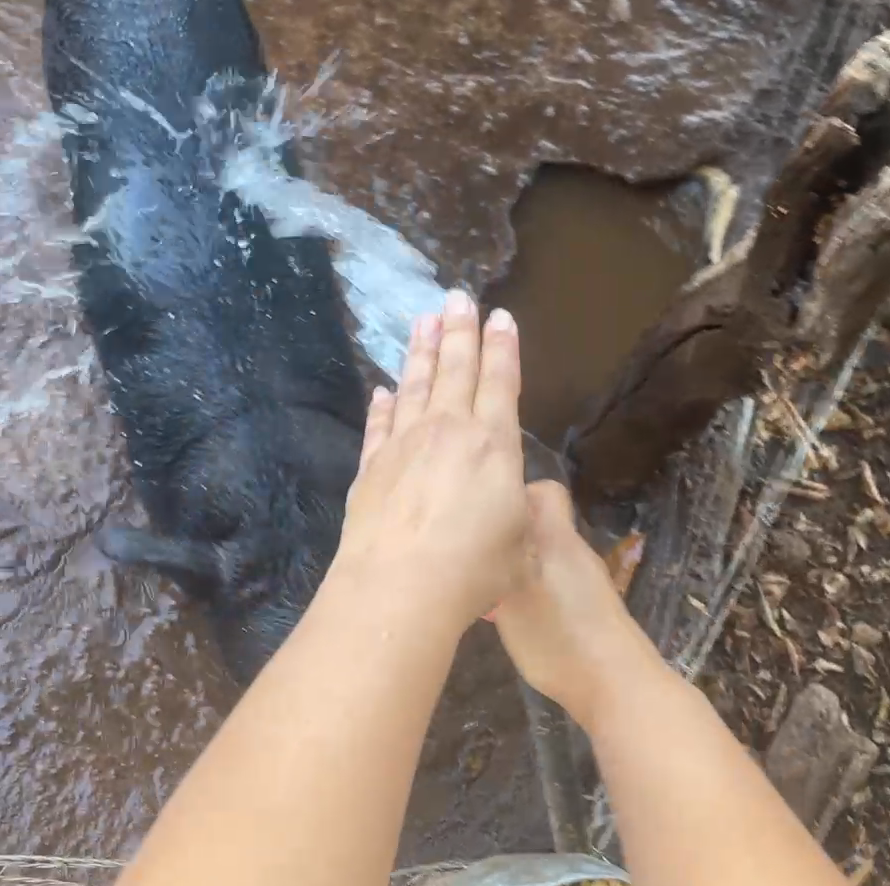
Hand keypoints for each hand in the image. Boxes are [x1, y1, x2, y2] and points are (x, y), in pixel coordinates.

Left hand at [328, 290, 528, 635]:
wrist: (401, 585)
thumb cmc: (474, 569)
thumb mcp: (518, 547)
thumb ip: (517, 518)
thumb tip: (511, 503)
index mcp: (493, 445)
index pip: (500, 383)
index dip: (502, 348)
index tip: (500, 316)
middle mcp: (447, 432)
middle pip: (455, 370)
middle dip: (459, 330)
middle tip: (457, 296)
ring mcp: (404, 445)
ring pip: (414, 385)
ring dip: (421, 351)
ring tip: (423, 320)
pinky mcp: (371, 465)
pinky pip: (379, 424)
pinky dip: (382, 404)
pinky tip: (382, 390)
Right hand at [492, 481, 664, 724]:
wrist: (616, 685)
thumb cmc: (558, 636)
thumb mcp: (512, 597)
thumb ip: (497, 562)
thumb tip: (483, 535)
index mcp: (557, 539)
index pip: (545, 490)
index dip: (516, 494)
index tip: (484, 516)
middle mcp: (575, 553)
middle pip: (540, 525)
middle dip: (507, 536)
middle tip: (475, 557)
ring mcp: (585, 583)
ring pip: (544, 558)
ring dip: (516, 567)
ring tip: (487, 589)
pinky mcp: (590, 610)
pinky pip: (553, 585)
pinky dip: (532, 593)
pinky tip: (514, 619)